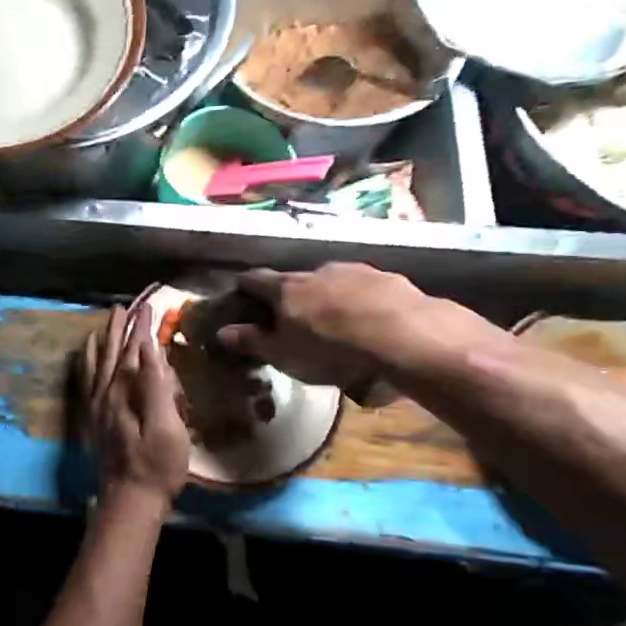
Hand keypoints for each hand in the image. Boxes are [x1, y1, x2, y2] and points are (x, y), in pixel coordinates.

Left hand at [80, 303, 189, 506]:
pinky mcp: (94, 419)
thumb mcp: (167, 426)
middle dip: (120, 328)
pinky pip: (86, 382)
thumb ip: (157, 385)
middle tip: (125, 306)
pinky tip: (88, 358)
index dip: (142, 328)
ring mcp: (97, 406)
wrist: (129, 499)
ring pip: (97, 364)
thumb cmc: (157, 465)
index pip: (135, 351)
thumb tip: (150, 348)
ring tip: (105, 323)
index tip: (150, 306)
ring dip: (103, 341)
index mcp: (125, 392)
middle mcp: (105, 394)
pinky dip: (87, 364)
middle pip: (113, 353)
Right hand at [216, 263, 445, 387]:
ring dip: (328, 296)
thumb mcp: (283, 354)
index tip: (241, 294)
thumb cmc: (330, 349)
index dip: (245, 286)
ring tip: (335, 322)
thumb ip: (252, 341)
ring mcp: (355, 271)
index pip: (255, 279)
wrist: (402, 336)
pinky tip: (368, 321)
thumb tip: (222, 331)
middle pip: (296, 280)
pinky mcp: (388, 279)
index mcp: (285, 288)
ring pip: (332, 281)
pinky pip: (365, 289)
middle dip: (291, 294)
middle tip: (293, 318)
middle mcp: (316, 271)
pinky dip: (360, 301)